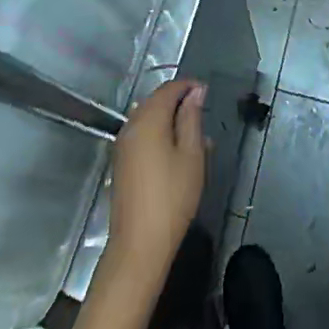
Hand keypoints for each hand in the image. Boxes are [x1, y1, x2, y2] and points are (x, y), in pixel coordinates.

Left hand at [109, 79, 207, 270]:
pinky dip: (159, 135)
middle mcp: (130, 126)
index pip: (168, 89)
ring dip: (170, 120)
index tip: (206, 92)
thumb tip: (195, 92)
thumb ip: (191, 119)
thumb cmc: (172, 197)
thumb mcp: (191, 155)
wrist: (140, 242)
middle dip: (178, 103)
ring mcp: (123, 145)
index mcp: (148, 119)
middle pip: (155, 102)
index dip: (187, 87)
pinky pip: (142, 136)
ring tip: (195, 137)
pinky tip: (177, 153)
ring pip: (148, 119)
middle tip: (203, 115)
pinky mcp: (121, 162)